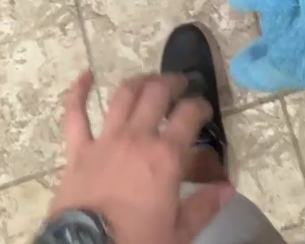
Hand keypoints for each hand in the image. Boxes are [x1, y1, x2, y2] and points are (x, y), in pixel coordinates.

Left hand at [47, 71, 233, 243]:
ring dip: (138, 82)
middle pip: (157, 93)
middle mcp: (137, 137)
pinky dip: (78, 92)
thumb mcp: (178, 234)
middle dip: (172, 82)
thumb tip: (228, 188)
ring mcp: (106, 140)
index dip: (200, 105)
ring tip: (148, 79)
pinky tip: (85, 75)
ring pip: (123, 96)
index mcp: (165, 156)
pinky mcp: (79, 150)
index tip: (205, 108)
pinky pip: (75, 115)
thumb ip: (204, 207)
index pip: (189, 115)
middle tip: (180, 83)